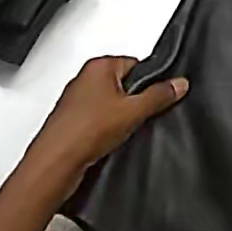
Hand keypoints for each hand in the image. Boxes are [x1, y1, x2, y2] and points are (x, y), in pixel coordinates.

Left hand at [22, 56, 188, 177]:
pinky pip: (96, 121)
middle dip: (131, 101)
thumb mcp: (134, 111)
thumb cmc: (83, 132)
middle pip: (122, 84)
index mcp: (99, 65)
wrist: (53, 166)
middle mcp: (84, 78)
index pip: (135, 64)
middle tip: (135, 116)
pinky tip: (106, 144)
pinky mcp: (69, 123)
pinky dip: (103, 131)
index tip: (154, 96)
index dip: (147, 82)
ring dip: (116, 118)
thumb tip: (178, 84)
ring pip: (108, 105)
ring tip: (118, 133)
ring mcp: (75, 101)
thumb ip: (159, 96)